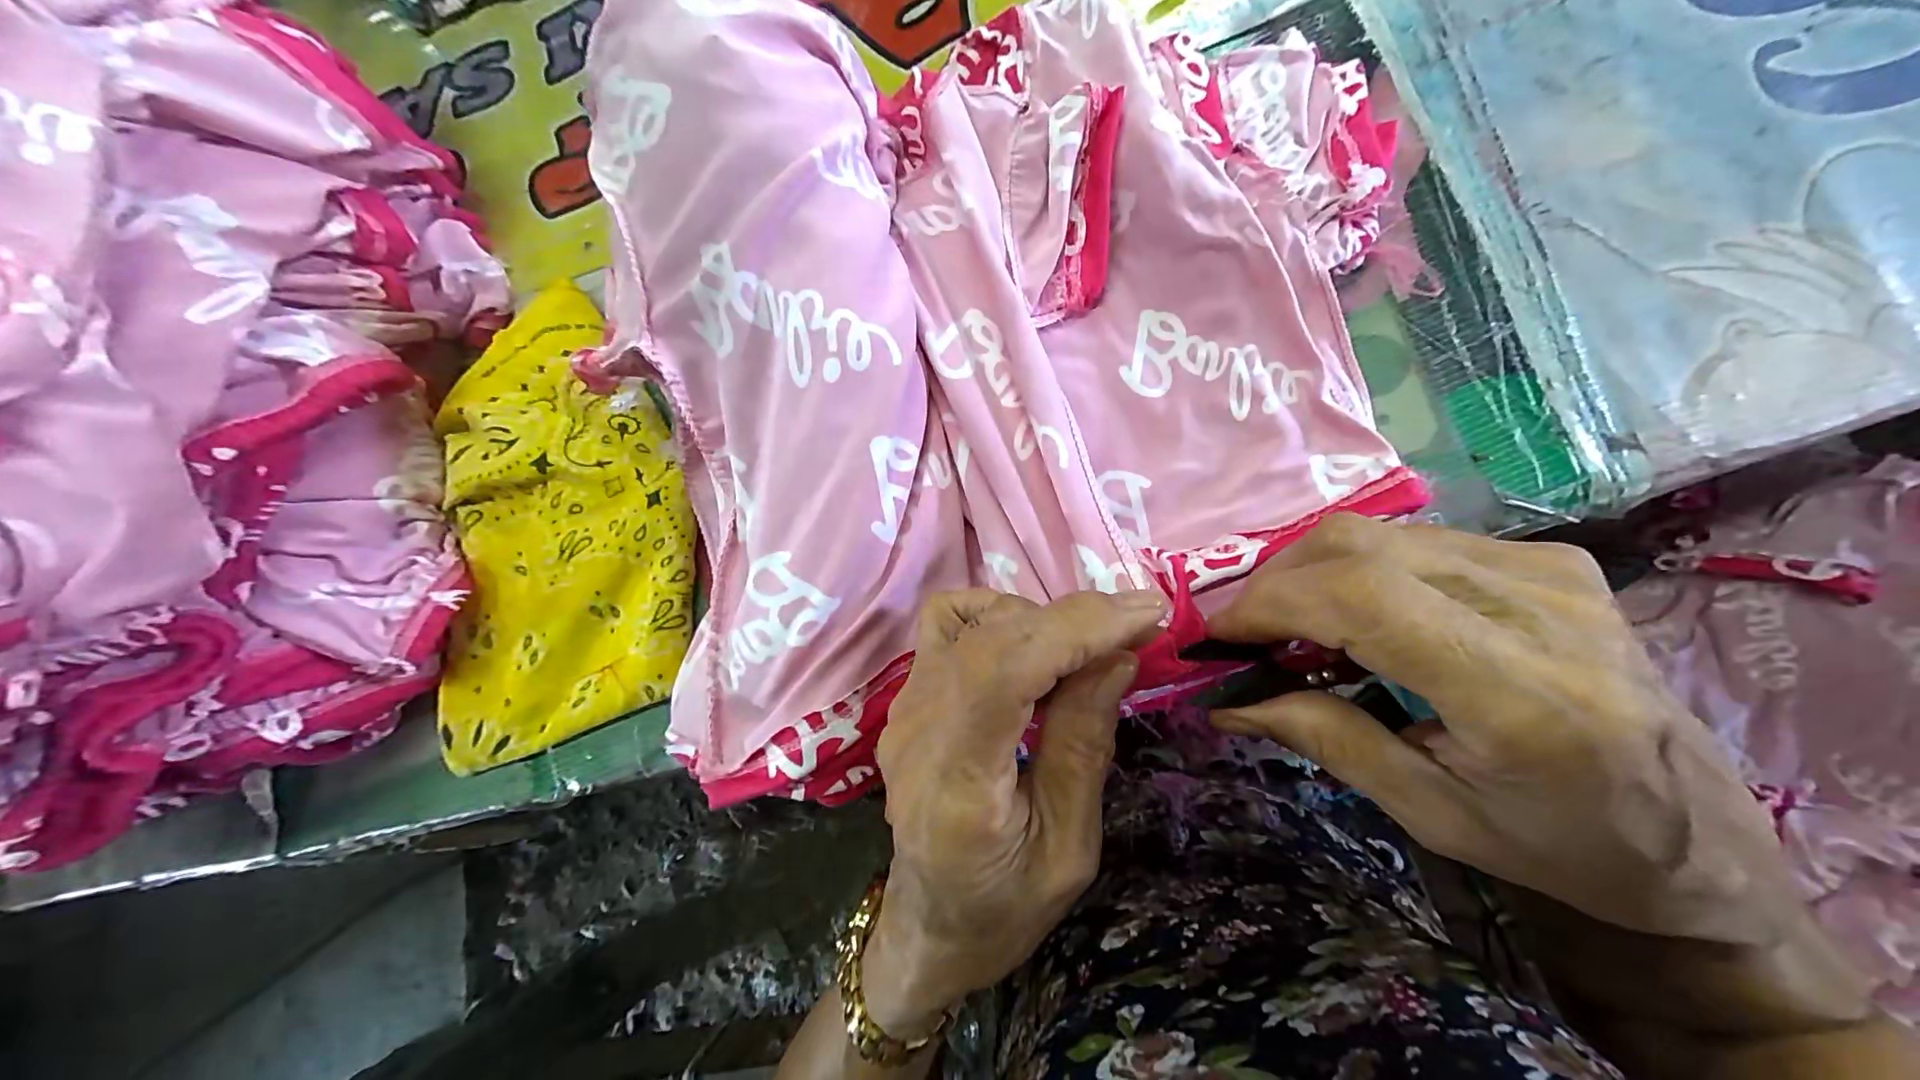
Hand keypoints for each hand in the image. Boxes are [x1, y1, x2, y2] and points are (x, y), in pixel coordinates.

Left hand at [863, 588, 1165, 1035]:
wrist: (931, 924)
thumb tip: (1116, 656)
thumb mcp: (1069, 848)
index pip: (1005, 670)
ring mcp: (904, 709)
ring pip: (971, 621)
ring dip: (1042, 620)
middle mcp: (917, 730)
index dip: (1078, 628)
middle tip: (1138, 626)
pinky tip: (1030, 647)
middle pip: (991, 636)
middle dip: (1076, 618)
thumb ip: (1084, 745)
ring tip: (1088, 650)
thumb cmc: (1005, 905)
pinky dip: (996, 617)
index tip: (1147, 613)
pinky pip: (947, 625)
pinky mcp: (906, 699)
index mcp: (958, 783)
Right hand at [1205, 515, 1803, 946]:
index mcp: (1519, 692)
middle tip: (1243, 630)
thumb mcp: (1430, 812)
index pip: (1363, 597)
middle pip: (1360, 546)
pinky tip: (1348, 611)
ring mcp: (1551, 571)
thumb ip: (1326, 739)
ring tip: (1286, 622)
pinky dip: (1354, 568)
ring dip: (1308, 571)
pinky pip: (1414, 540)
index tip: (1219, 635)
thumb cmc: (1560, 845)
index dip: (1271, 602)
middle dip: (1276, 581)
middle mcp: (1541, 608)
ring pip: (1378, 532)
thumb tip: (1228, 702)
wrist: (1700, 834)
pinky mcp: (1550, 558)